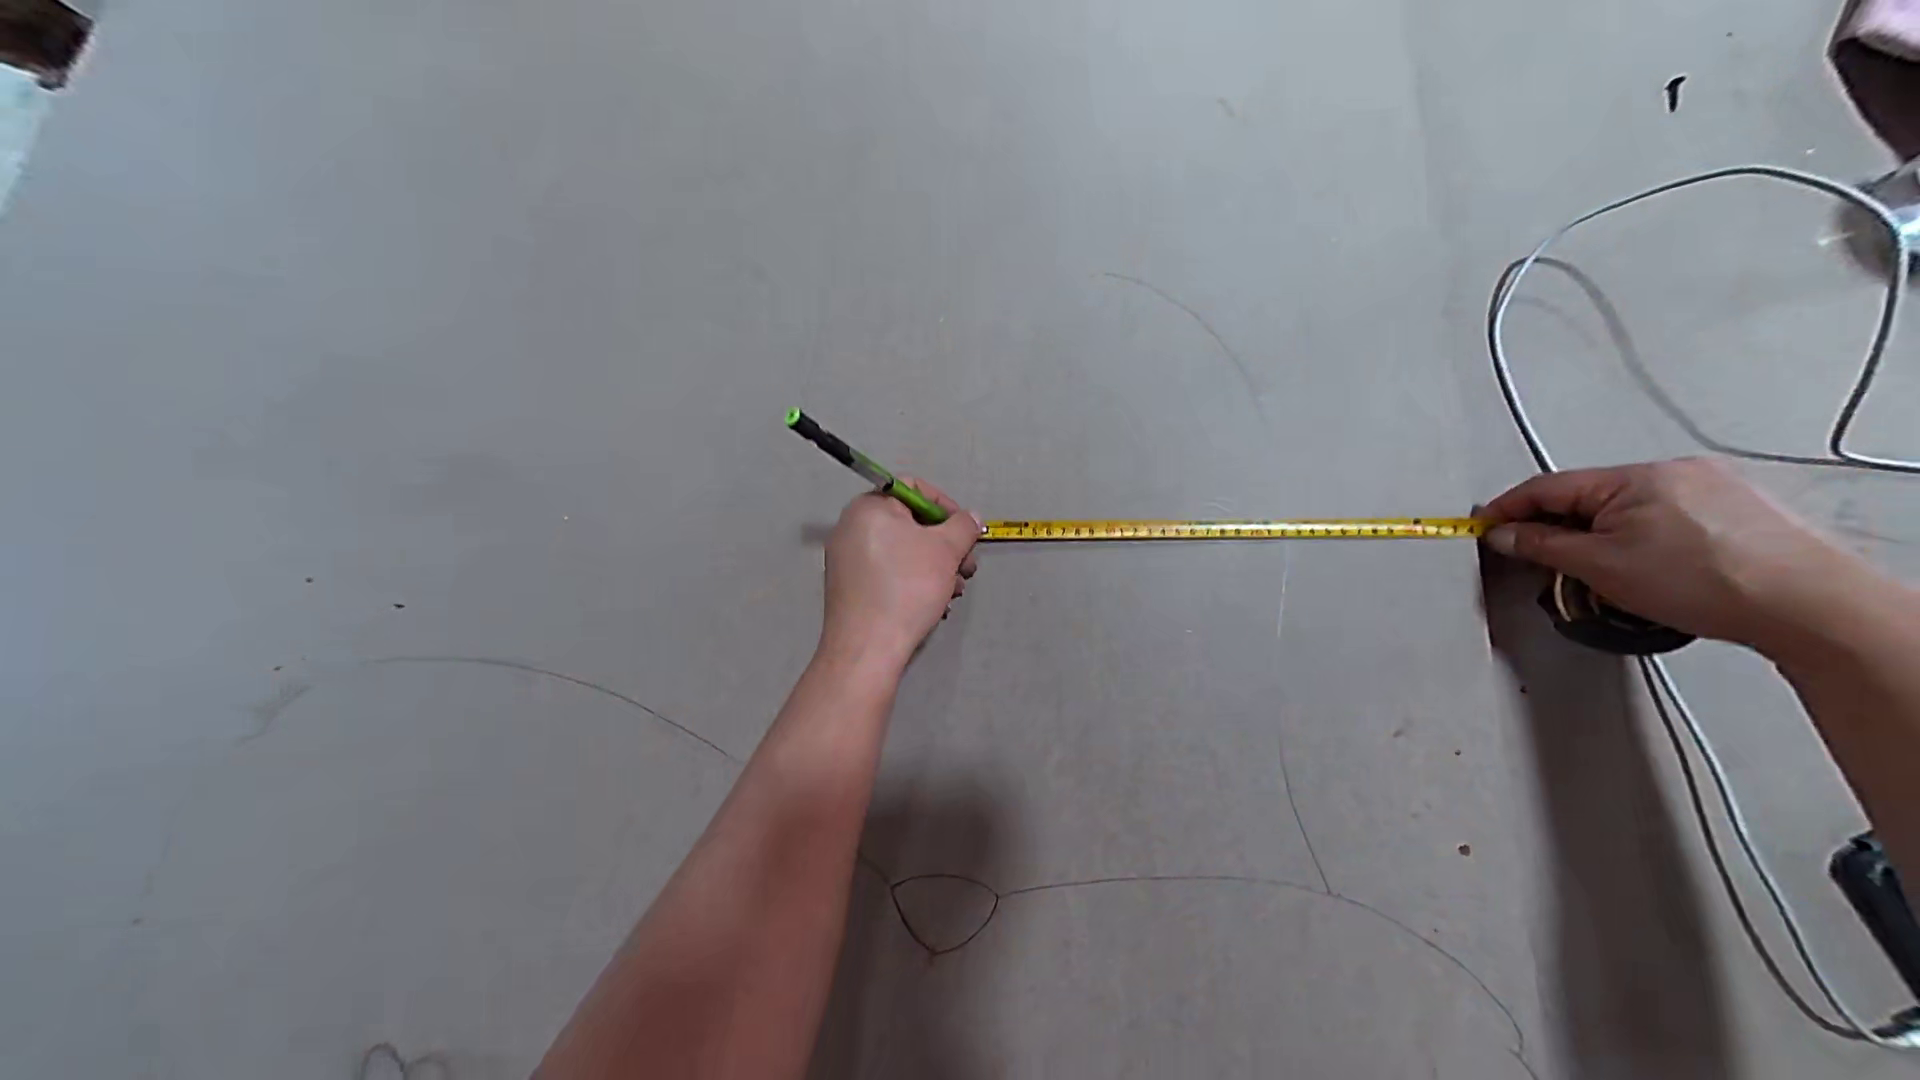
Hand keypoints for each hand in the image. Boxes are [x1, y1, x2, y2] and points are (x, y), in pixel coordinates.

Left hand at [820, 478, 981, 666]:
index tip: (966, 532)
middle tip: (967, 567)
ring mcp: (847, 559)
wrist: (868, 647)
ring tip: (955, 591)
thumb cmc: (908, 587)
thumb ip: (963, 526)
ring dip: (936, 567)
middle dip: (946, 544)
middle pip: (910, 523)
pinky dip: (914, 581)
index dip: (947, 506)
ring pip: (903, 551)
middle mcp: (852, 527)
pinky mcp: (850, 587)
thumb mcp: (946, 550)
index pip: (914, 489)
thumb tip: (971, 518)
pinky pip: (888, 572)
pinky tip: (935, 604)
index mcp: (869, 507)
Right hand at [1480, 458, 1857, 649]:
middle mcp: (1673, 472)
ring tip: (1603, 574)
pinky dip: (1636, 539)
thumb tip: (1506, 535)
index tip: (1484, 527)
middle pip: (1584, 497)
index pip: (1546, 487)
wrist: (1810, 607)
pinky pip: (1659, 518)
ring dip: (1598, 537)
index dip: (1506, 509)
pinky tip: (1646, 569)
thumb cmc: (1711, 582)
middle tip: (1544, 562)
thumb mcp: (1598, 566)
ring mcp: (1708, 489)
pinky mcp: (1733, 511)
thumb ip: (1540, 545)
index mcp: (1635, 476)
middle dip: (1556, 529)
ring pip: (1622, 510)